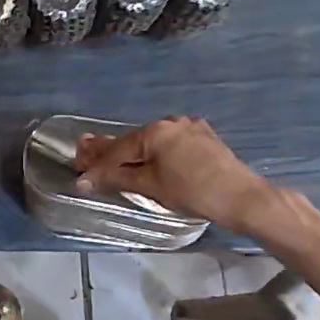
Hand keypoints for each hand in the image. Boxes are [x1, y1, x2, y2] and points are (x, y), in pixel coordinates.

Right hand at [74, 117, 288, 232]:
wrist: (242, 198)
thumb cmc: (192, 191)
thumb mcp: (149, 186)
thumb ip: (115, 178)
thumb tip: (84, 179)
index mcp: (155, 130)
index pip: (118, 149)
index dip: (96, 164)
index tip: (78, 174)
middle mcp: (172, 122)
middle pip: (134, 141)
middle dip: (111, 153)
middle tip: (86, 160)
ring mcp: (191, 128)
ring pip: (153, 142)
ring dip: (133, 154)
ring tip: (115, 164)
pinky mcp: (205, 139)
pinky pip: (171, 144)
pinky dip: (156, 154)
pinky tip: (149, 162)